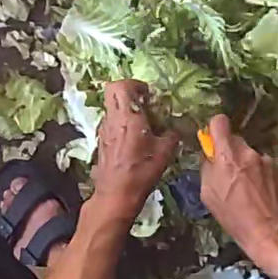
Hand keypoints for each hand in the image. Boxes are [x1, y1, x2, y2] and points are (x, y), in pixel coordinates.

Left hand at [90, 80, 179, 220]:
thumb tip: (175, 128)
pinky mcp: (102, 141)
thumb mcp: (165, 152)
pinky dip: (122, 123)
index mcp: (127, 116)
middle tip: (144, 103)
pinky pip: (111, 122)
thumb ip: (171, 134)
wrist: (116, 194)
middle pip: (112, 91)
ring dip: (125, 109)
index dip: (135, 84)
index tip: (148, 94)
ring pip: (111, 107)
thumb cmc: (141, 171)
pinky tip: (134, 139)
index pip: (121, 85)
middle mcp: (112, 119)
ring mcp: (104, 129)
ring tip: (142, 123)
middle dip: (128, 92)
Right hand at [199, 115, 277, 263]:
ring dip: (247, 164)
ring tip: (247, 187)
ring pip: (250, 154)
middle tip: (229, 172)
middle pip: (235, 140)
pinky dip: (261, 174)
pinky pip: (264, 165)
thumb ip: (208, 168)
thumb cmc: (232, 215)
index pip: (219, 122)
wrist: (268, 230)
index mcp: (227, 156)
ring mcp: (266, 159)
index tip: (213, 140)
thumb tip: (210, 156)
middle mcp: (248, 152)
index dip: (215, 128)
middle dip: (230, 152)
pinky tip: (261, 191)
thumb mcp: (208, 194)